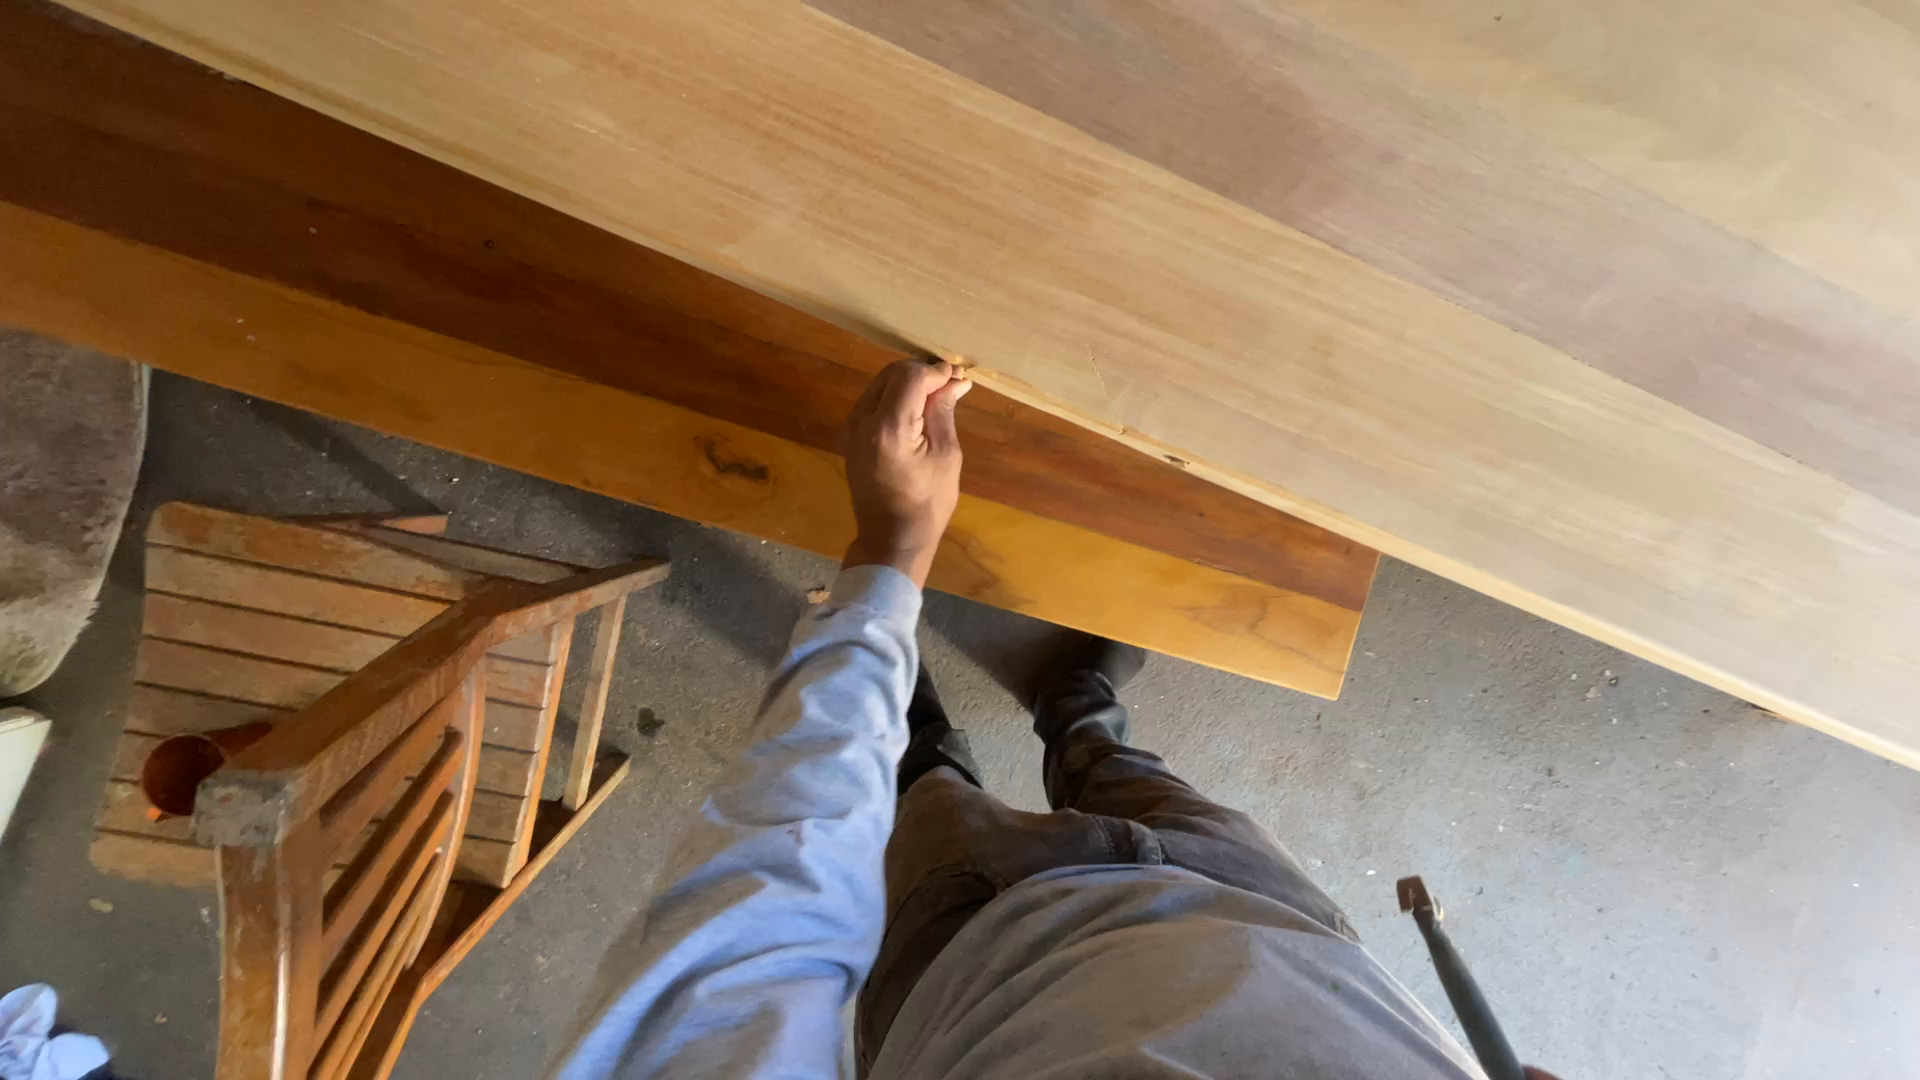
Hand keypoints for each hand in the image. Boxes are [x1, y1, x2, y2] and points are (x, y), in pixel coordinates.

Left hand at [840, 358, 971, 586]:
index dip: (935, 371)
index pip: (909, 377)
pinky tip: (918, 409)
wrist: (891, 538)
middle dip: (922, 373)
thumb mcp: (946, 456)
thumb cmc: (927, 505)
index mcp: (888, 428)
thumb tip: (954, 381)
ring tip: (938, 396)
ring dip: (909, 383)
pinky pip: (873, 402)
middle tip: (951, 384)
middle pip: (891, 374)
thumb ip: (943, 411)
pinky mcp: (849, 436)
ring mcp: (850, 429)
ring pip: (880, 385)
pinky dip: (896, 398)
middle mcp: (861, 422)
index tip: (958, 377)